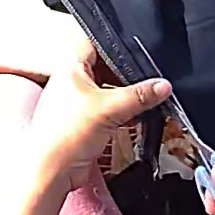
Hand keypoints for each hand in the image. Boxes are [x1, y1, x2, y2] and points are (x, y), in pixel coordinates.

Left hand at [26, 40, 170, 185]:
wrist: (52, 172)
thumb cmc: (64, 136)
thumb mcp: (110, 108)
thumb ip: (140, 95)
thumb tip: (162, 86)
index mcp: (71, 69)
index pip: (95, 43)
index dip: (115, 42)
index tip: (136, 48)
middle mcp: (72, 83)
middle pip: (105, 67)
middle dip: (126, 73)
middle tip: (146, 76)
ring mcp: (78, 103)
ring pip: (108, 89)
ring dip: (126, 94)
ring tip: (146, 97)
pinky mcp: (85, 122)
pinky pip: (108, 109)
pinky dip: (123, 111)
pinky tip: (137, 116)